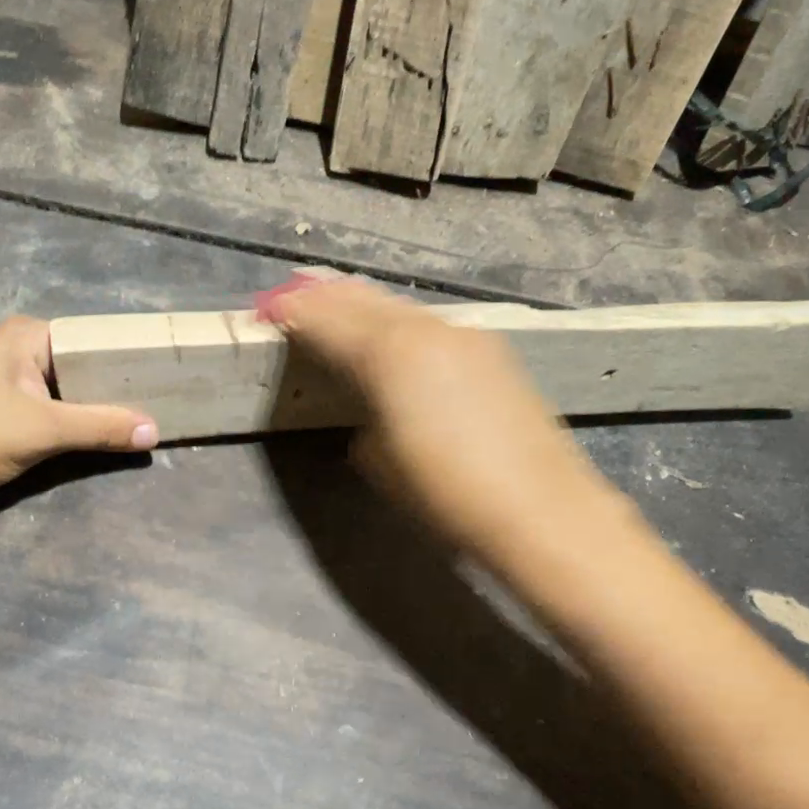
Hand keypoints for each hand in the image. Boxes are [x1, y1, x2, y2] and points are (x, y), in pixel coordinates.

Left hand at [0, 316, 157, 496]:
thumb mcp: (44, 431)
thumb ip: (100, 428)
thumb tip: (154, 431)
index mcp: (27, 334)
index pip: (92, 339)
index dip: (126, 361)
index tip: (160, 382)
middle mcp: (16, 344)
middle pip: (79, 364)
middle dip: (111, 388)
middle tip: (154, 406)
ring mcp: (3, 372)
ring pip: (63, 387)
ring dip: (89, 406)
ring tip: (131, 421)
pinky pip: (45, 402)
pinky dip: (67, 416)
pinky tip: (88, 433)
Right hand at [272, 278, 624, 563]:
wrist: (543, 511)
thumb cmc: (448, 496)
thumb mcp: (381, 461)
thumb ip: (361, 419)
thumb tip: (366, 410)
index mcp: (390, 354)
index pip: (326, 318)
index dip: (291, 312)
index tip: (265, 312)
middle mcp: (426, 329)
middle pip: (361, 298)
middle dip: (320, 296)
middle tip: (290, 300)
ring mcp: (465, 335)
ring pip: (397, 306)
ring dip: (359, 306)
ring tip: (332, 311)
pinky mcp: (491, 350)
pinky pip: (426, 324)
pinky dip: (395, 323)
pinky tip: (390, 340)